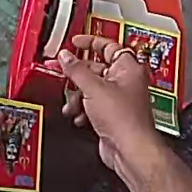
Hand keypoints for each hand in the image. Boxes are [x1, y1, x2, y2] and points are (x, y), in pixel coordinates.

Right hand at [58, 34, 166, 176]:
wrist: (129, 148)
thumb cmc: (124, 119)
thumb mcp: (93, 88)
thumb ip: (76, 70)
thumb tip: (65, 56)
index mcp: (128, 68)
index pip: (108, 46)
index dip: (90, 42)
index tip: (75, 42)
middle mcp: (126, 81)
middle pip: (96, 69)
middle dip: (77, 75)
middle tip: (61, 71)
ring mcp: (119, 99)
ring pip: (92, 89)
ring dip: (78, 96)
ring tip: (72, 103)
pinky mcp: (112, 115)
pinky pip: (92, 105)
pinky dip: (83, 109)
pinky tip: (78, 116)